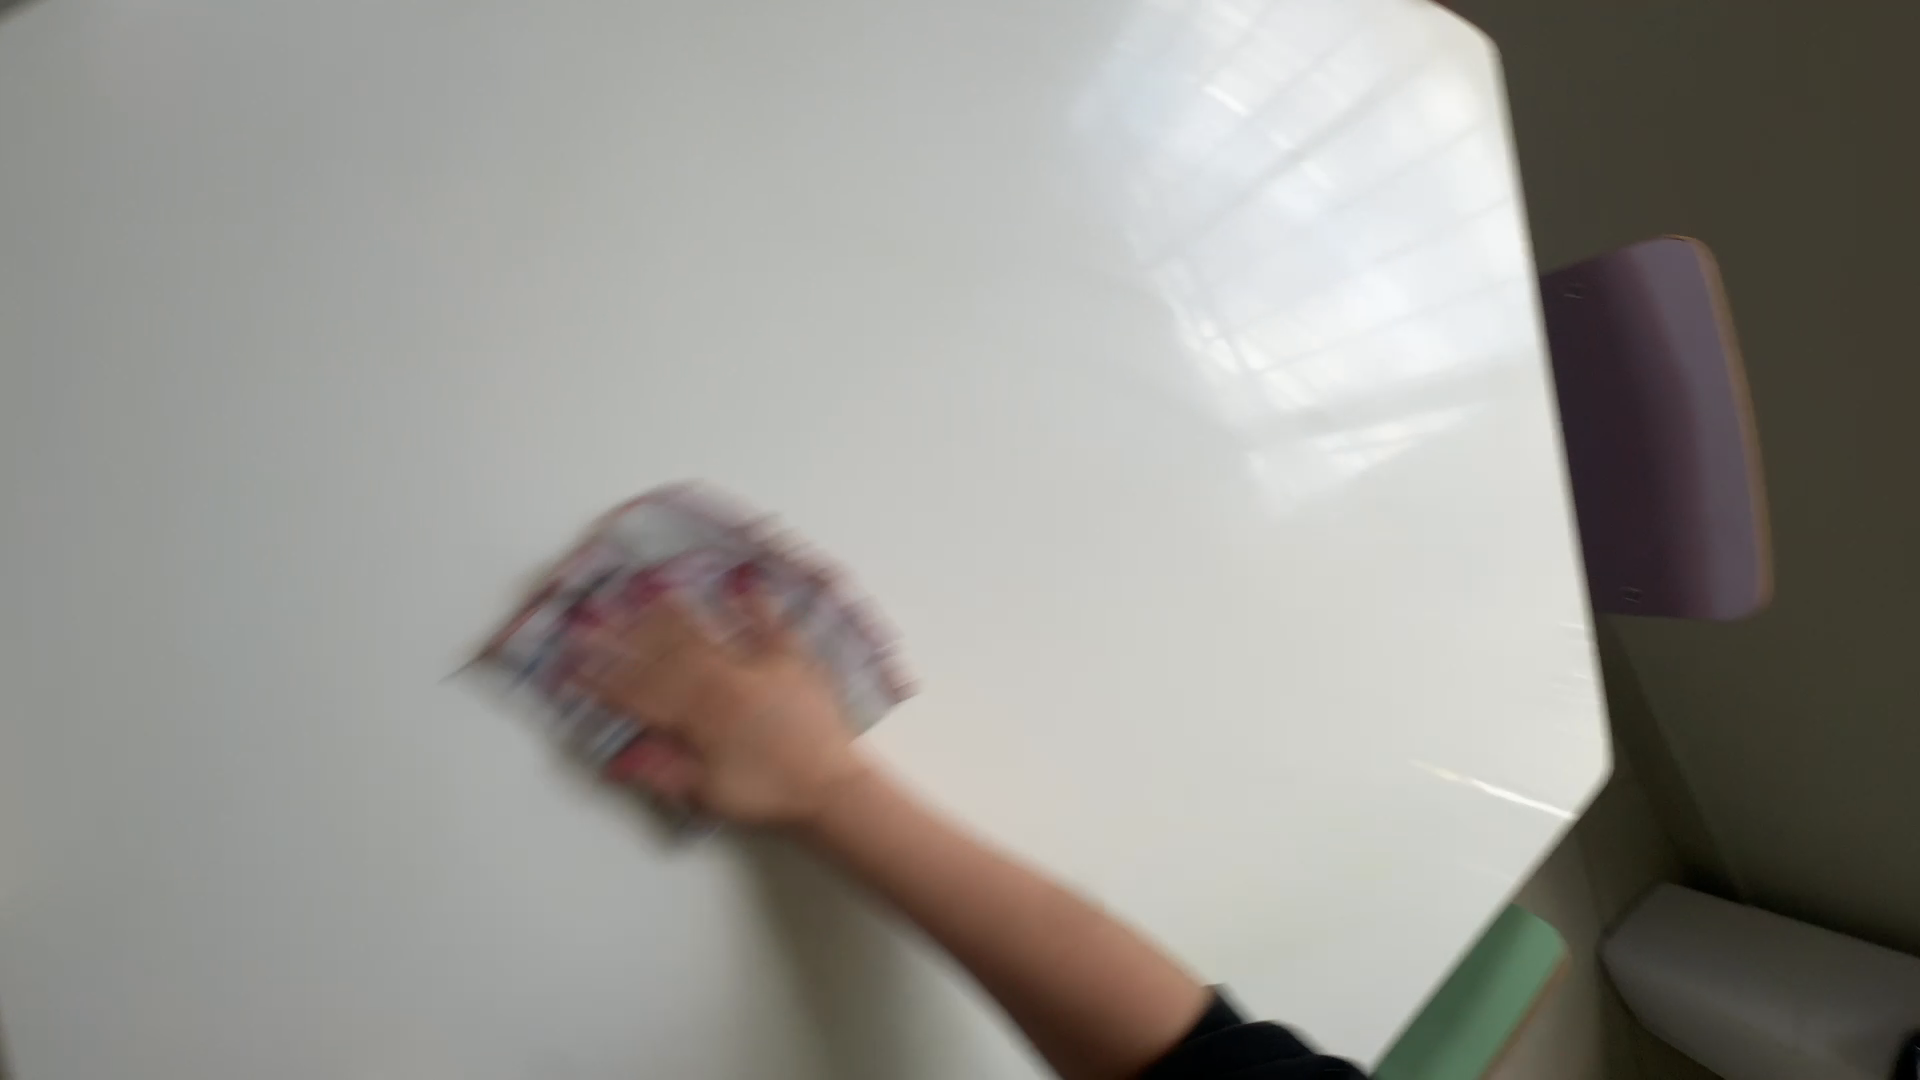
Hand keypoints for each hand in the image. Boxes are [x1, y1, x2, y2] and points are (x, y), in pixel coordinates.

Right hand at [571, 577, 869, 827]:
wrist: (830, 787)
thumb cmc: (767, 794)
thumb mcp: (708, 792)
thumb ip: (661, 769)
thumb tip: (617, 752)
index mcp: (700, 719)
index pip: (640, 693)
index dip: (605, 675)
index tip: (575, 656)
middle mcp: (724, 683)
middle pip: (667, 655)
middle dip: (630, 633)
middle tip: (601, 608)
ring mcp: (759, 667)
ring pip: (709, 633)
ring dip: (678, 611)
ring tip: (652, 586)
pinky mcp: (793, 660)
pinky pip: (771, 625)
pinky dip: (755, 602)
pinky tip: (741, 581)